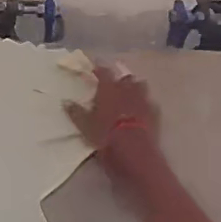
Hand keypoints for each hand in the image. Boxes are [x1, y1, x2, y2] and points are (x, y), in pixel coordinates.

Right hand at [64, 63, 161, 177]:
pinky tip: (143, 110)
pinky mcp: (155, 114)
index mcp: (109, 89)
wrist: (135, 153)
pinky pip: (151, 103)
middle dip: (120, 79)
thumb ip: (76, 113)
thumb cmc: (106, 137)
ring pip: (141, 86)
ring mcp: (143, 100)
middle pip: (125, 77)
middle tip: (114, 85)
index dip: (99, 68)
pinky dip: (146, 104)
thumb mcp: (85, 127)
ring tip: (130, 94)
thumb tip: (65, 102)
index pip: (104, 71)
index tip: (95, 68)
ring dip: (135, 88)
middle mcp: (127, 90)